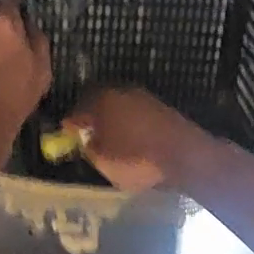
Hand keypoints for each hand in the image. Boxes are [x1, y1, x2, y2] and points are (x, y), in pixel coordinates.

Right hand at [63, 88, 219, 192]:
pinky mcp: (160, 107)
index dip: (70, 126)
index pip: (76, 111)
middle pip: (97, 103)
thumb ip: (89, 148)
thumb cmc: (138, 159)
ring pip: (118, 107)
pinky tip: (131, 140)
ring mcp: (143, 97)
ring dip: (112, 120)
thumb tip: (85, 139)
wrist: (186, 155)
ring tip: (110, 141)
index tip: (67, 138)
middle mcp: (121, 92)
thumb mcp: (104, 161)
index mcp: (101, 101)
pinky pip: (135, 114)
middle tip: (87, 137)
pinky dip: (129, 124)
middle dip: (91, 119)